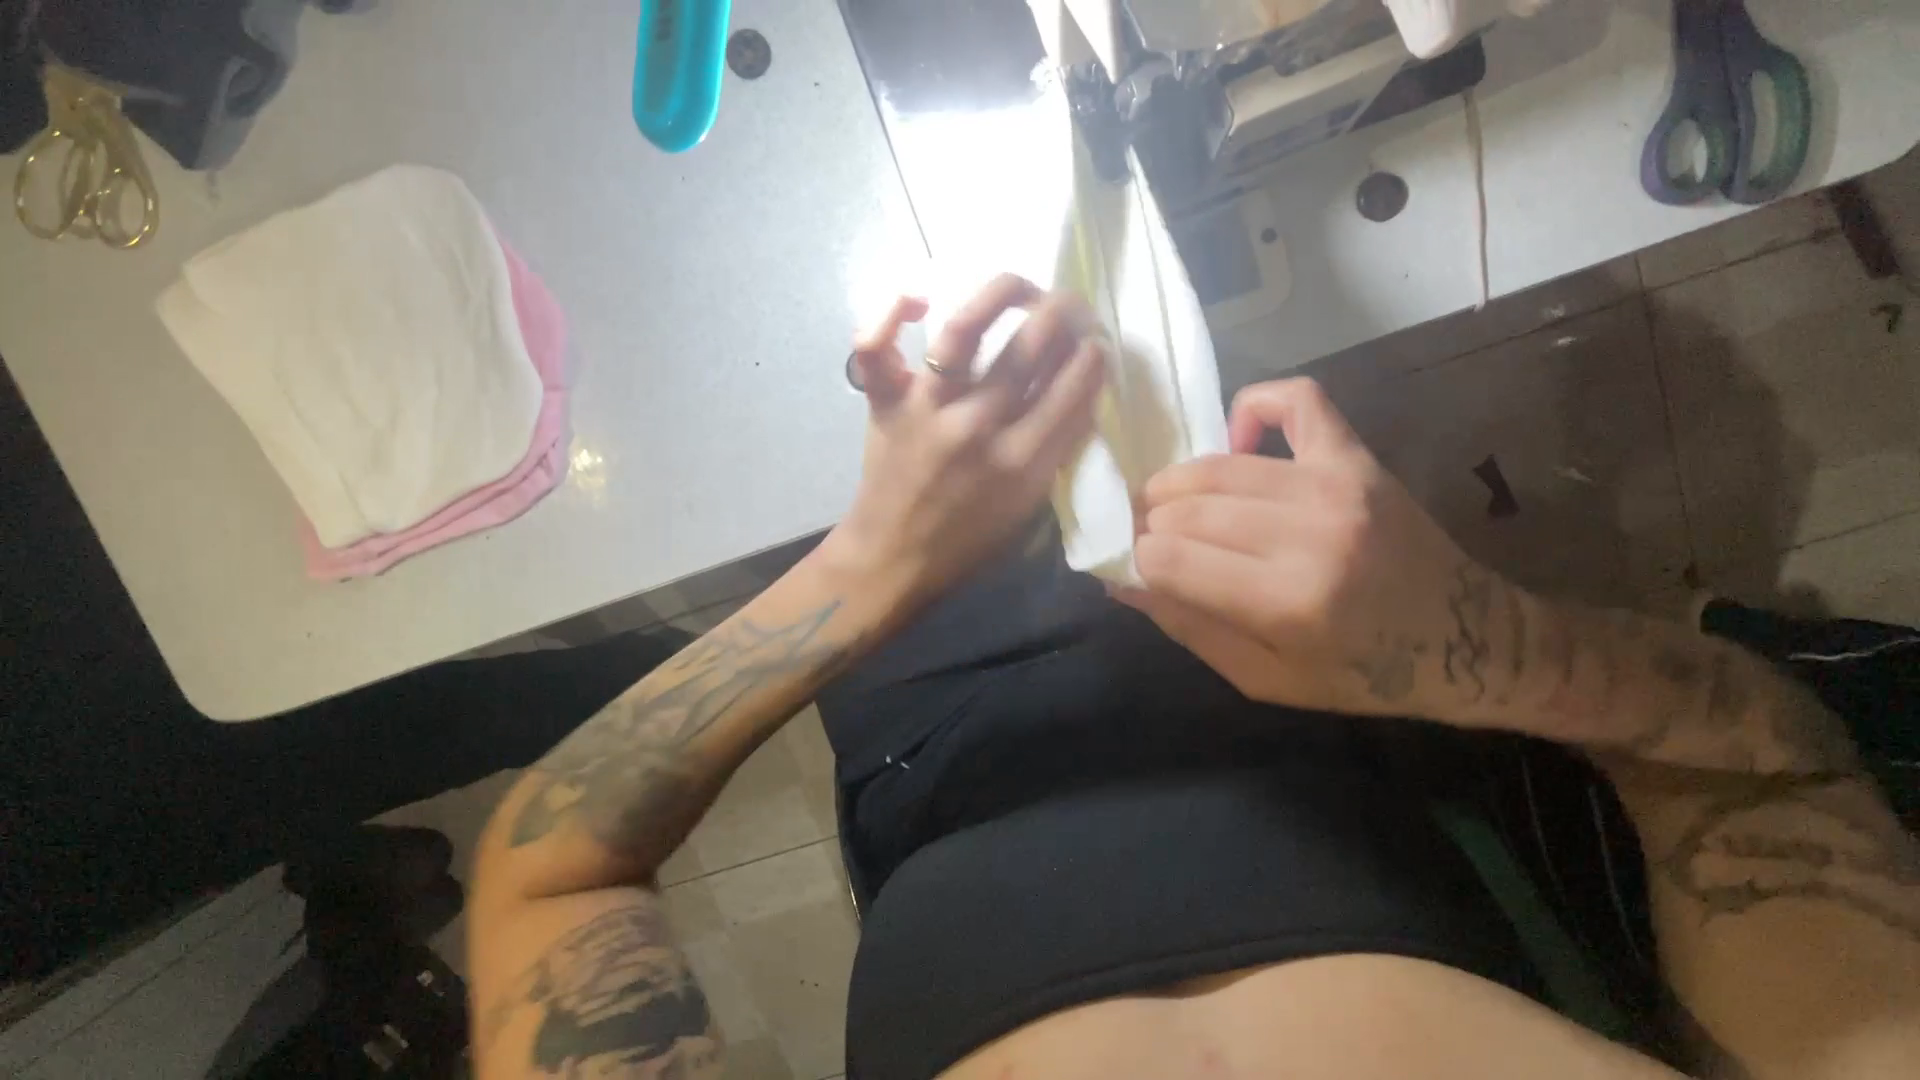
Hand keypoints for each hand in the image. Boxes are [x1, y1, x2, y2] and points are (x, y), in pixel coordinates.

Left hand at [819, 274, 1106, 610]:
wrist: (892, 561)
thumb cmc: (967, 542)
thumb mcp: (1029, 507)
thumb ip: (1057, 451)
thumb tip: (1080, 392)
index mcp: (1022, 462)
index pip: (1075, 385)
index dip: (1094, 354)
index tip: (1095, 345)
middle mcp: (977, 426)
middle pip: (1031, 346)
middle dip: (1064, 313)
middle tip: (1070, 307)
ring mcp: (926, 409)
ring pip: (965, 330)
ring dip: (1003, 294)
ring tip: (1022, 288)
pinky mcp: (886, 404)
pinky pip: (877, 351)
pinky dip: (889, 315)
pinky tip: (919, 297)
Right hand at [1114, 377, 1517, 722]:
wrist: (1467, 640)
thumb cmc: (1359, 673)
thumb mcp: (1264, 677)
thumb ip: (1188, 627)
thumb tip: (1121, 581)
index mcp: (1287, 601)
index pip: (1169, 559)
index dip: (1138, 560)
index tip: (1138, 567)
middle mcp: (1310, 533)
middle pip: (1186, 509)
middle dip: (1150, 524)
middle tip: (1150, 538)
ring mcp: (1335, 484)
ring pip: (1218, 466)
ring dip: (1178, 483)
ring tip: (1173, 504)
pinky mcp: (1356, 456)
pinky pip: (1295, 399)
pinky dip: (1252, 406)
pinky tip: (1236, 440)